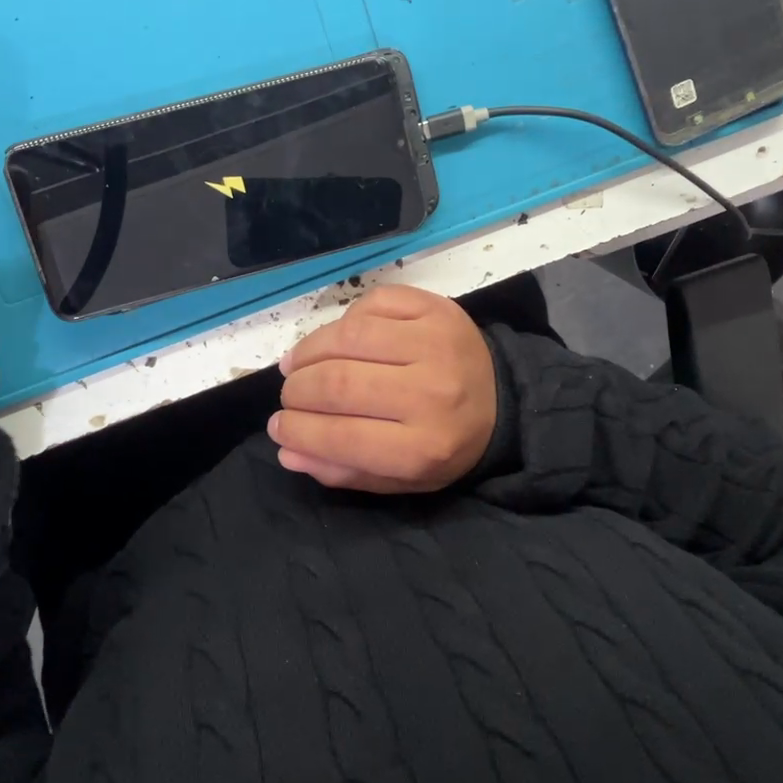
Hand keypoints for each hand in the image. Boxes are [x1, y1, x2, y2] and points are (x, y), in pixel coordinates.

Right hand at [269, 285, 496, 493]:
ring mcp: (436, 343)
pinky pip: (373, 303)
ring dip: (310, 351)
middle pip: (338, 383)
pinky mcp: (438, 308)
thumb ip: (344, 471)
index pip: (341, 436)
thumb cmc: (445, 446)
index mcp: (424, 447)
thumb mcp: (401, 478)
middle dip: (298, 391)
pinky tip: (339, 339)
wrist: (506, 402)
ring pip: (349, 337)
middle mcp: (432, 393)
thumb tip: (286, 451)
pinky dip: (345, 320)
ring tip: (298, 366)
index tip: (277, 427)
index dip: (297, 430)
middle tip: (289, 396)